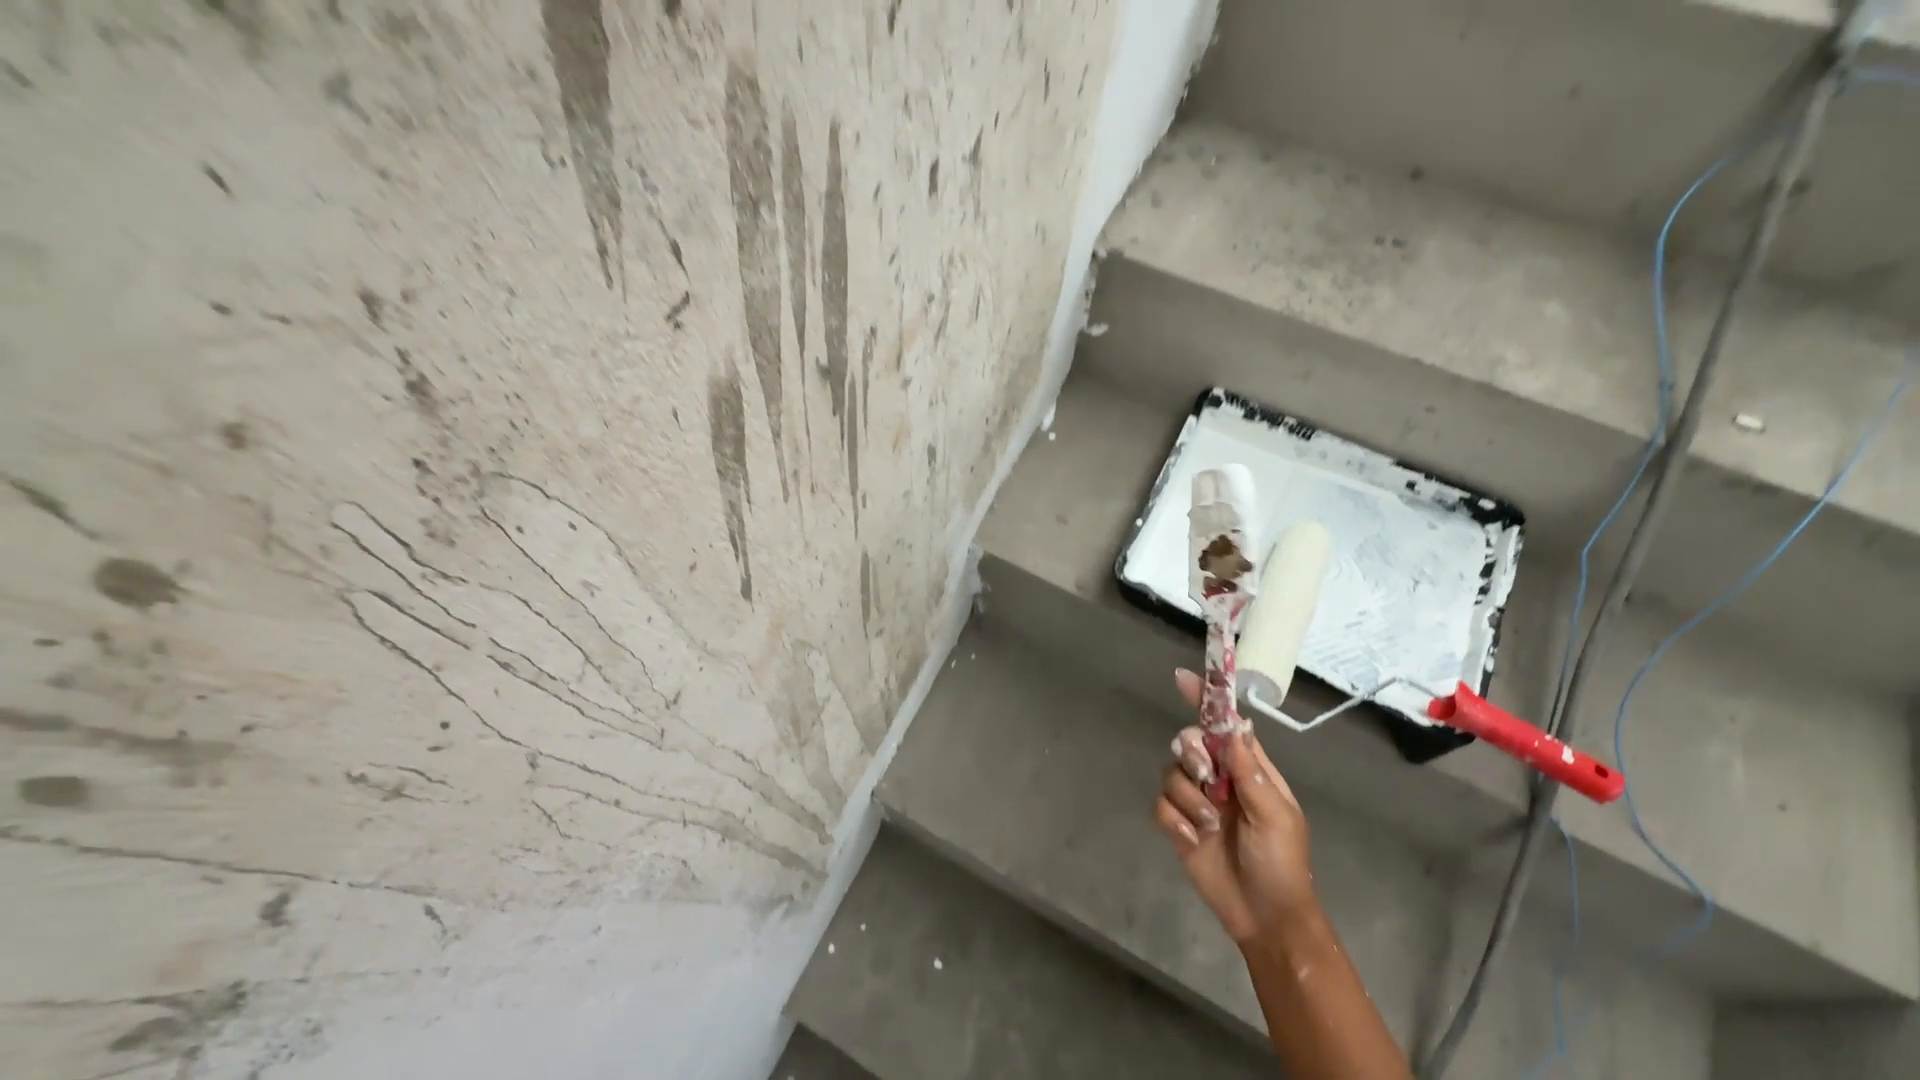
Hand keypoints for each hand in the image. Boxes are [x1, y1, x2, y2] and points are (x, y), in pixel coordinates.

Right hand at [1155, 668, 1316, 944]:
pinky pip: (1160, 806)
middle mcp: (1220, 779)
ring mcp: (1197, 802)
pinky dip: (1175, 821)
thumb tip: (1232, 728)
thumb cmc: (1282, 863)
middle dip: (1191, 753)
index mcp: (1250, 769)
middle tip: (1206, 778)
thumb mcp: (1276, 816)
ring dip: (1188, 799)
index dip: (1205, 699)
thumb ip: (1251, 772)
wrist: (1265, 916)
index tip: (1183, 677)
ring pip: (1170, 774)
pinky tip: (1195, 841)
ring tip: (1209, 826)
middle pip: (1188, 742)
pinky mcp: (1179, 826)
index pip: (1224, 725)